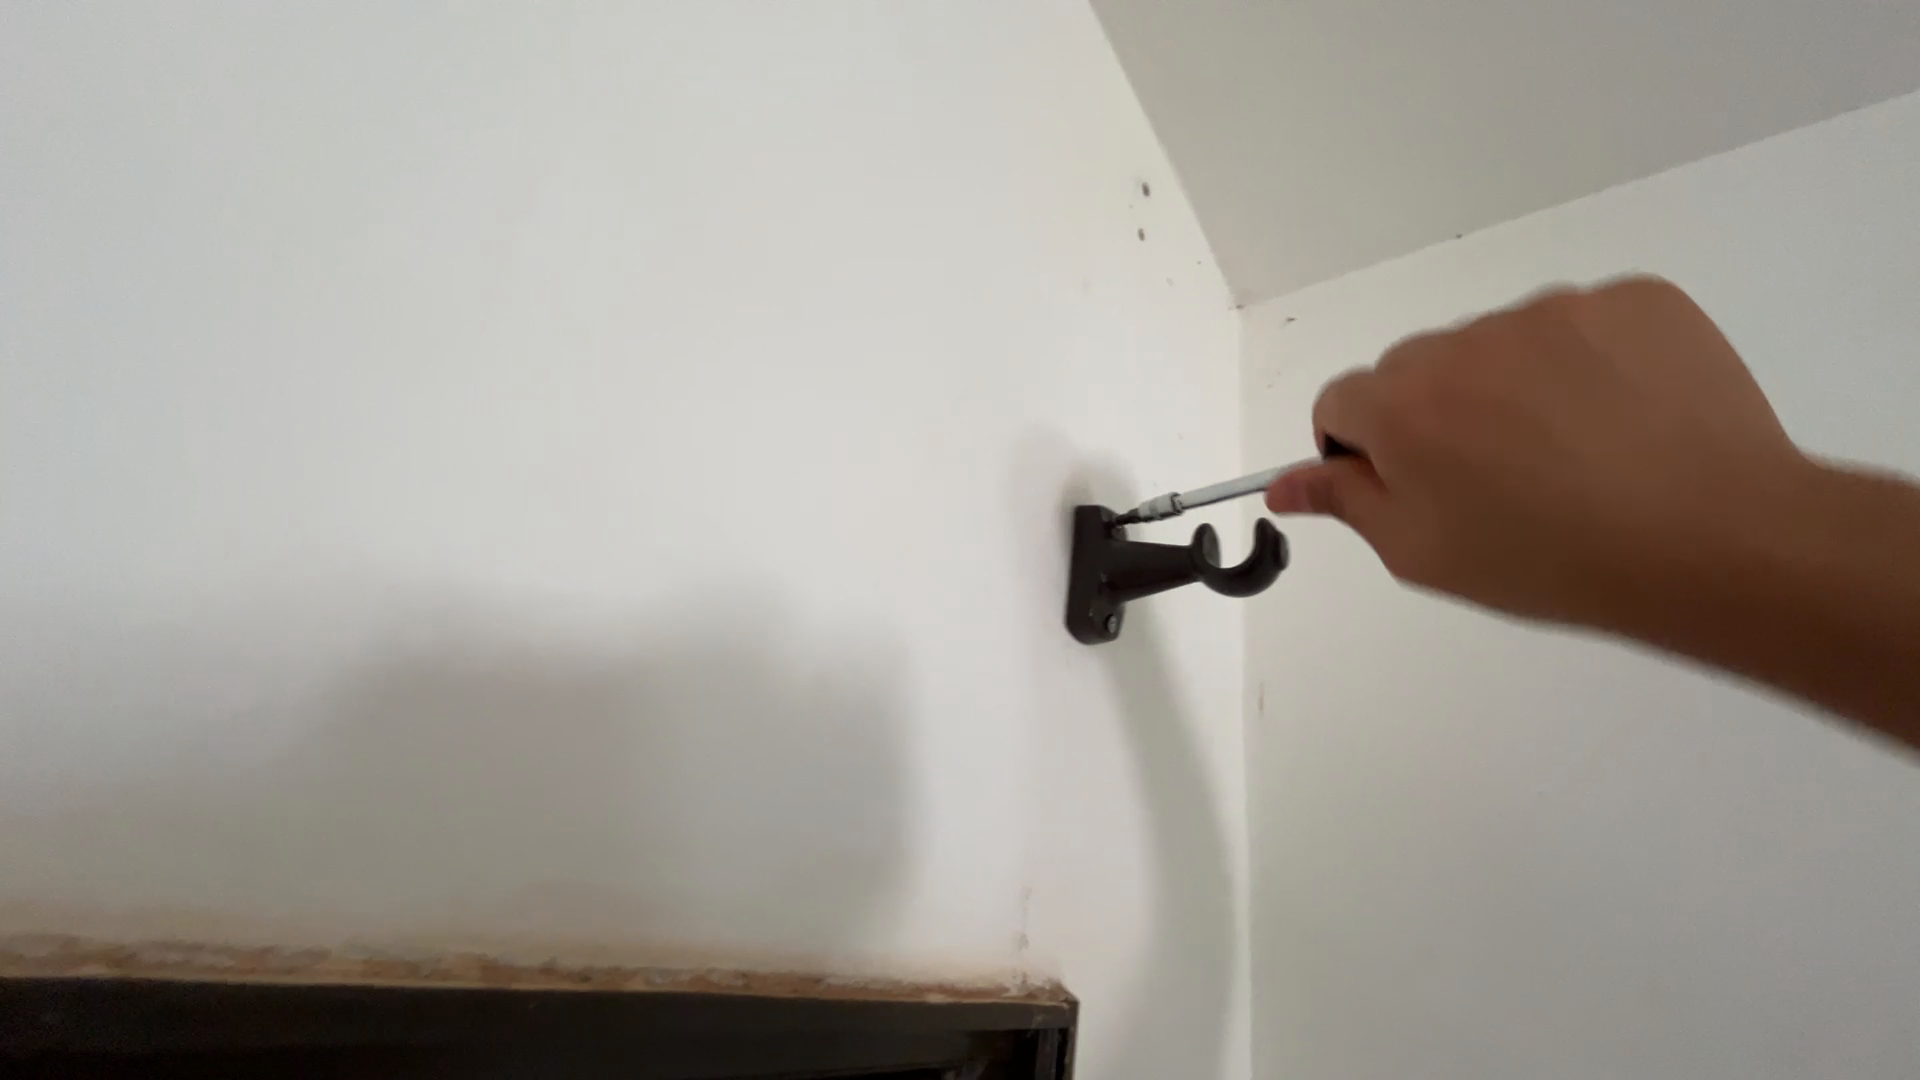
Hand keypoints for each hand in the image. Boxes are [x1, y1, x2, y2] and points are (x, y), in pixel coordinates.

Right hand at [1265, 276, 1808, 630]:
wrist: (1713, 540)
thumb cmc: (1542, 559)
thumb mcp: (1417, 549)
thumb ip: (1341, 501)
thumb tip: (1278, 485)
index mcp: (1399, 406)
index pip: (1338, 401)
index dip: (1355, 445)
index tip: (1398, 481)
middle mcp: (1460, 344)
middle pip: (1409, 370)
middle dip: (1423, 414)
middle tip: (1480, 474)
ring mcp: (1549, 313)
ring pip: (1487, 346)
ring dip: (1495, 386)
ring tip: (1555, 448)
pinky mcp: (1629, 300)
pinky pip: (1568, 325)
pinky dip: (1570, 363)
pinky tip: (1605, 416)